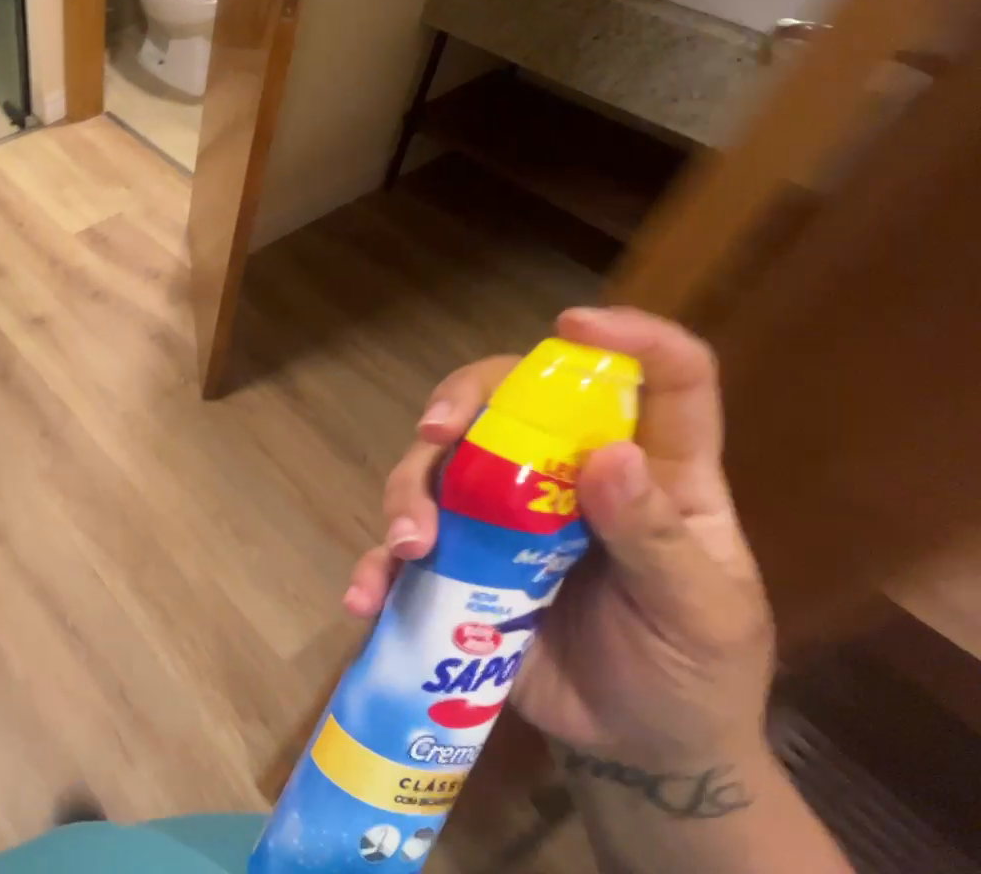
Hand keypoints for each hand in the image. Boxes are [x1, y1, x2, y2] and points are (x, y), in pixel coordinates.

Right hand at [347, 307, 774, 765]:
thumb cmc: (694, 672)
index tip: (573, 322)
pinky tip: (366, 598)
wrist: (639, 745)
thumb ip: (656, 540)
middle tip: (434, 434)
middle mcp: (566, 478)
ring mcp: (503, 518)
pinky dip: (377, 566)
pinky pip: (403, 547)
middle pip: (508, 401)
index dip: (628, 337)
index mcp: (653, 474)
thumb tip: (610, 458)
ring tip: (408, 547)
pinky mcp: (459, 564)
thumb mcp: (699, 611)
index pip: (660, 381)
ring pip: (439, 466)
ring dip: (408, 492)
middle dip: (462, 403)